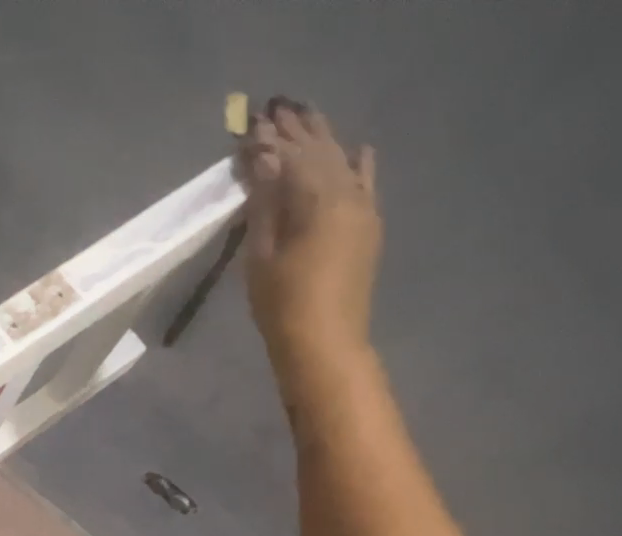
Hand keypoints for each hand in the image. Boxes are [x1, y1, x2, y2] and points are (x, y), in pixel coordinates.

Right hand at [239, 97, 381, 356]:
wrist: (325, 344)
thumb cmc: (282, 304)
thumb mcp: (262, 252)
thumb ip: (265, 201)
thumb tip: (264, 157)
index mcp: (318, 199)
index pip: (292, 155)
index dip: (271, 137)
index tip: (252, 119)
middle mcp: (347, 194)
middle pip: (319, 151)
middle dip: (297, 128)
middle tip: (276, 105)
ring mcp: (363, 209)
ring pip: (341, 162)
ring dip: (322, 139)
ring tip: (305, 115)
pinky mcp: (368, 228)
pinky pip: (366, 185)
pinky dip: (359, 165)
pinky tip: (358, 149)